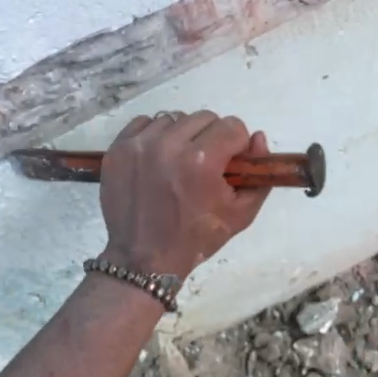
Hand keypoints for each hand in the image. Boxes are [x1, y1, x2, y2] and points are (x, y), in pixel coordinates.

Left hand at [96, 111, 273, 278]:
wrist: (144, 259)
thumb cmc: (196, 239)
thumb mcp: (240, 215)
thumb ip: (259, 176)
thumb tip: (258, 138)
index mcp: (201, 162)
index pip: (232, 126)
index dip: (237, 144)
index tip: (231, 163)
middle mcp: (169, 145)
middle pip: (204, 118)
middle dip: (212, 138)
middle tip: (206, 165)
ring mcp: (140, 145)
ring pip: (174, 118)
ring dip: (183, 136)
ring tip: (180, 164)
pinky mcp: (119, 148)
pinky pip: (145, 123)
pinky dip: (156, 136)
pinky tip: (158, 160)